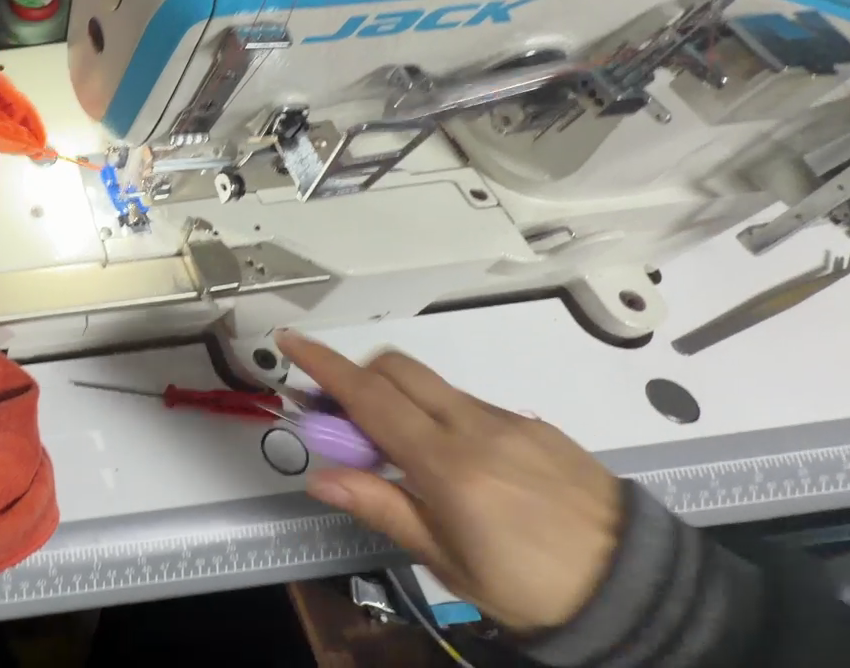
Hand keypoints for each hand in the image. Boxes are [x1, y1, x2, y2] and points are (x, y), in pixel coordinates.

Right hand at [278, 331, 622, 633]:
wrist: (645, 597)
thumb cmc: (532, 589)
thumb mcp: (448, 561)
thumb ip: (381, 508)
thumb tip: (318, 478)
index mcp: (446, 463)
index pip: (369, 396)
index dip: (323, 364)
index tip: (290, 339)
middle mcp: (475, 428)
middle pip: (397, 369)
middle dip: (360, 375)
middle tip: (346, 415)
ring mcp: (511, 422)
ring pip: (435, 386)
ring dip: (402, 399)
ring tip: (409, 453)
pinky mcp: (540, 428)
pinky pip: (473, 405)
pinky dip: (446, 417)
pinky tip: (467, 466)